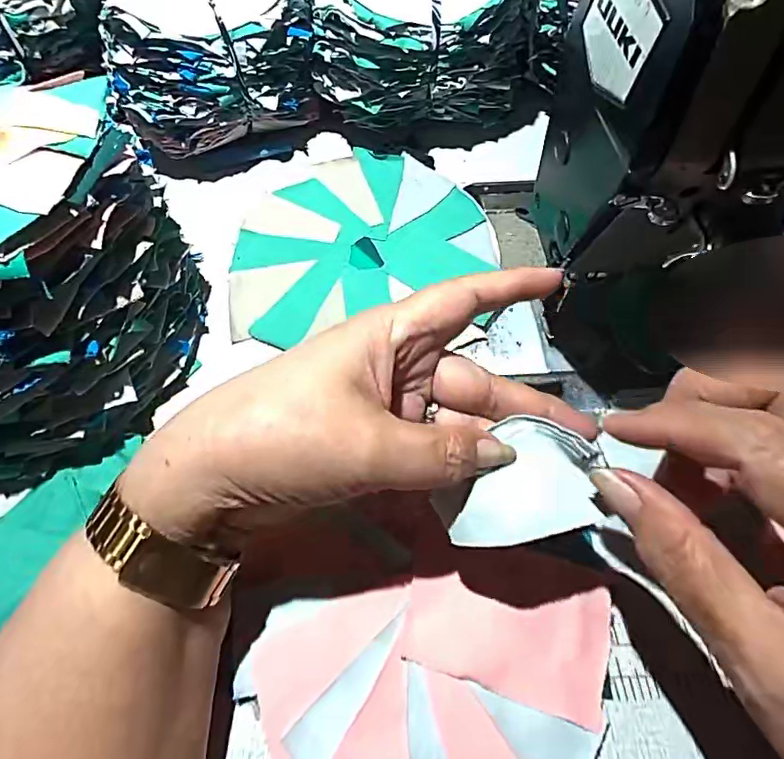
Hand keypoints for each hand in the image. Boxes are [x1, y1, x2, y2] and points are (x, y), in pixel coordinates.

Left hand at [119, 267, 595, 543]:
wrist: (204, 485)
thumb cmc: (283, 433)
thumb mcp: (365, 444)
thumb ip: (440, 452)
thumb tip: (506, 453)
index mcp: (393, 336)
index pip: (464, 299)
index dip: (512, 287)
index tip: (559, 281)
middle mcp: (398, 366)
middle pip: (476, 383)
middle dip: (526, 411)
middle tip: (579, 440)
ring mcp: (390, 410)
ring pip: (459, 426)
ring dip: (496, 452)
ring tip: (548, 477)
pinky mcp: (380, 448)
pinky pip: (434, 458)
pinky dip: (459, 478)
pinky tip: (491, 503)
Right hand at [593, 370, 783, 758]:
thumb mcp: (771, 678)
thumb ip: (691, 569)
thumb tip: (618, 485)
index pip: (773, 445)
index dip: (683, 423)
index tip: (615, 429)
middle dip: (718, 394)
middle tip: (657, 439)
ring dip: (737, 412)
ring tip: (686, 467)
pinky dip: (758, 441)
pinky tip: (726, 483)